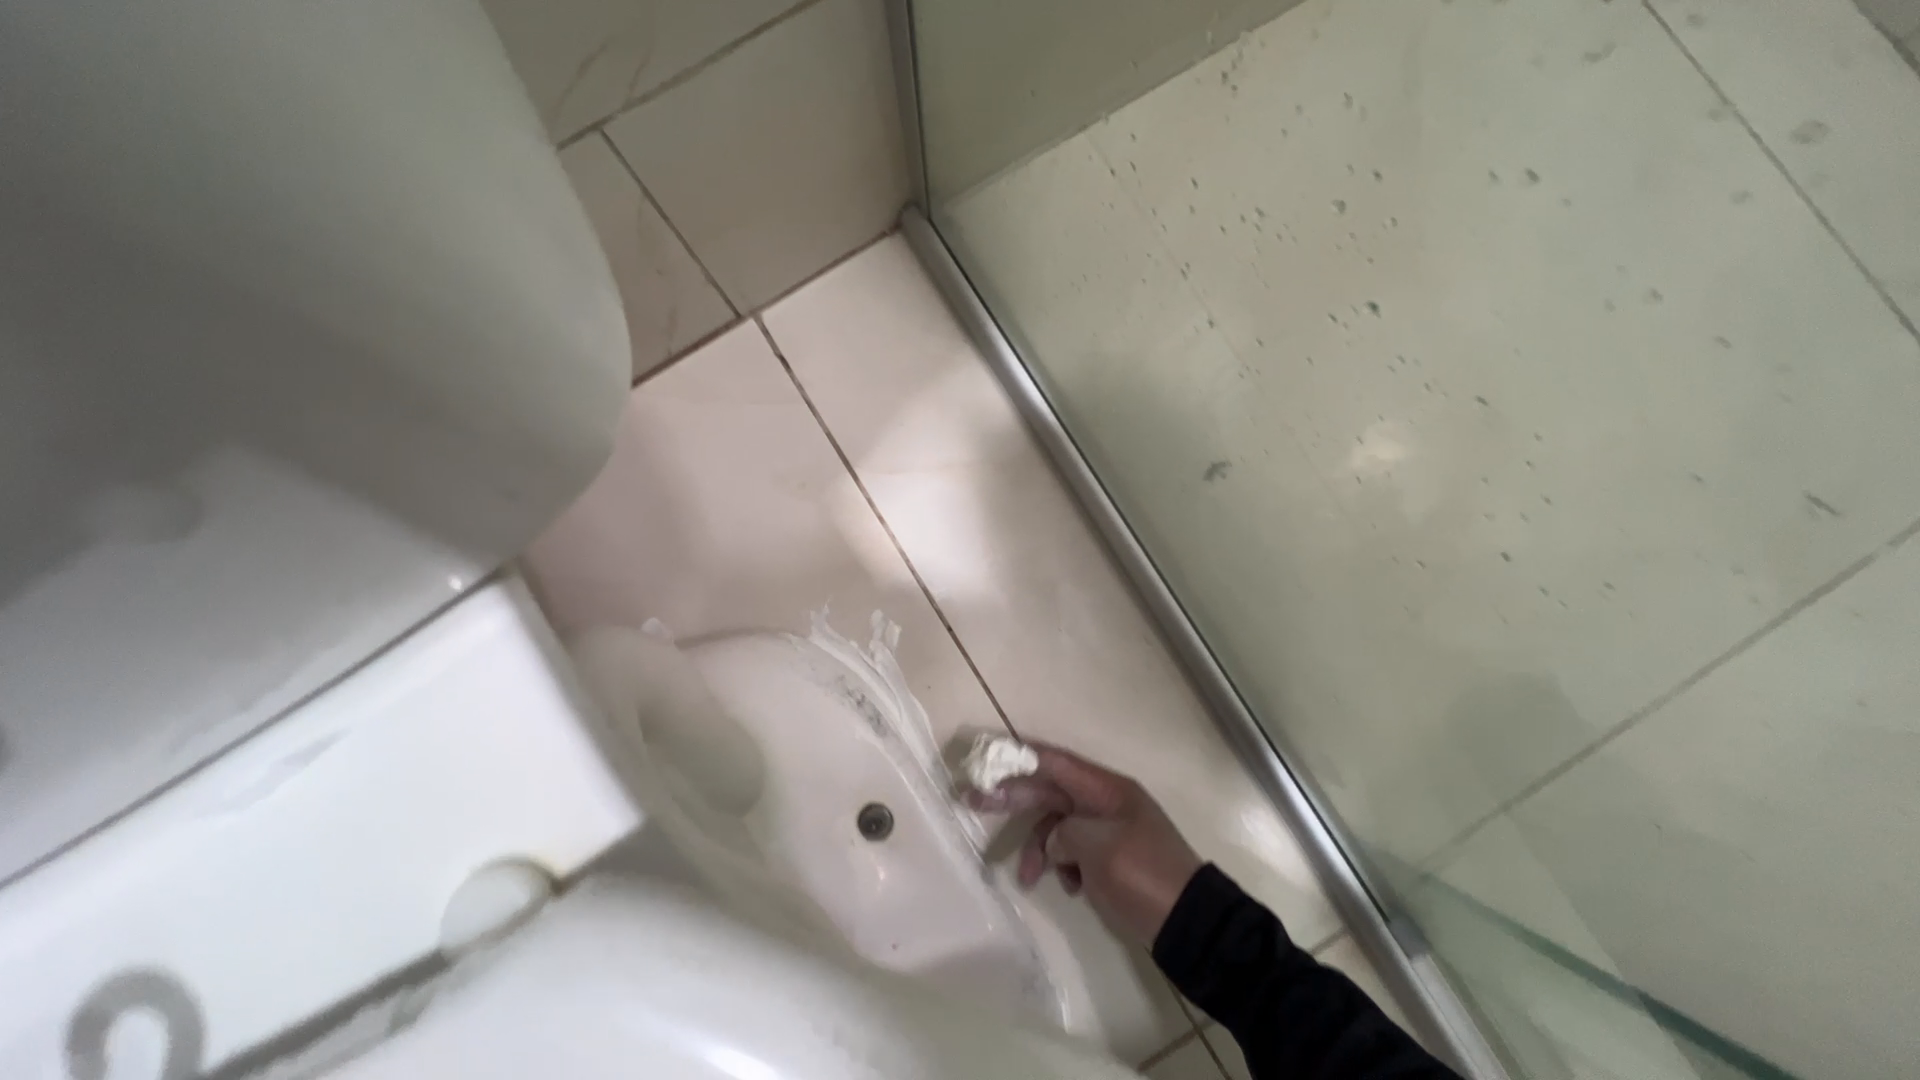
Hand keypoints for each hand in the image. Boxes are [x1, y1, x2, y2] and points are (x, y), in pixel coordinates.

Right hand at [965, 743, 1202, 945]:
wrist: (1189, 924)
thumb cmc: (1143, 875)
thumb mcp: (1098, 847)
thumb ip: (1065, 832)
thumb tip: (1056, 842)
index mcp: (1107, 789)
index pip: (1055, 762)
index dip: (1019, 757)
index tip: (987, 758)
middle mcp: (1105, 802)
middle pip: (1051, 791)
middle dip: (1014, 798)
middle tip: (973, 801)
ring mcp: (1108, 831)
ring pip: (1058, 827)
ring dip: (1040, 849)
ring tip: (1030, 879)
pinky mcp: (1109, 859)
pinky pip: (1073, 851)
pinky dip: (1063, 866)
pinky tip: (1069, 887)